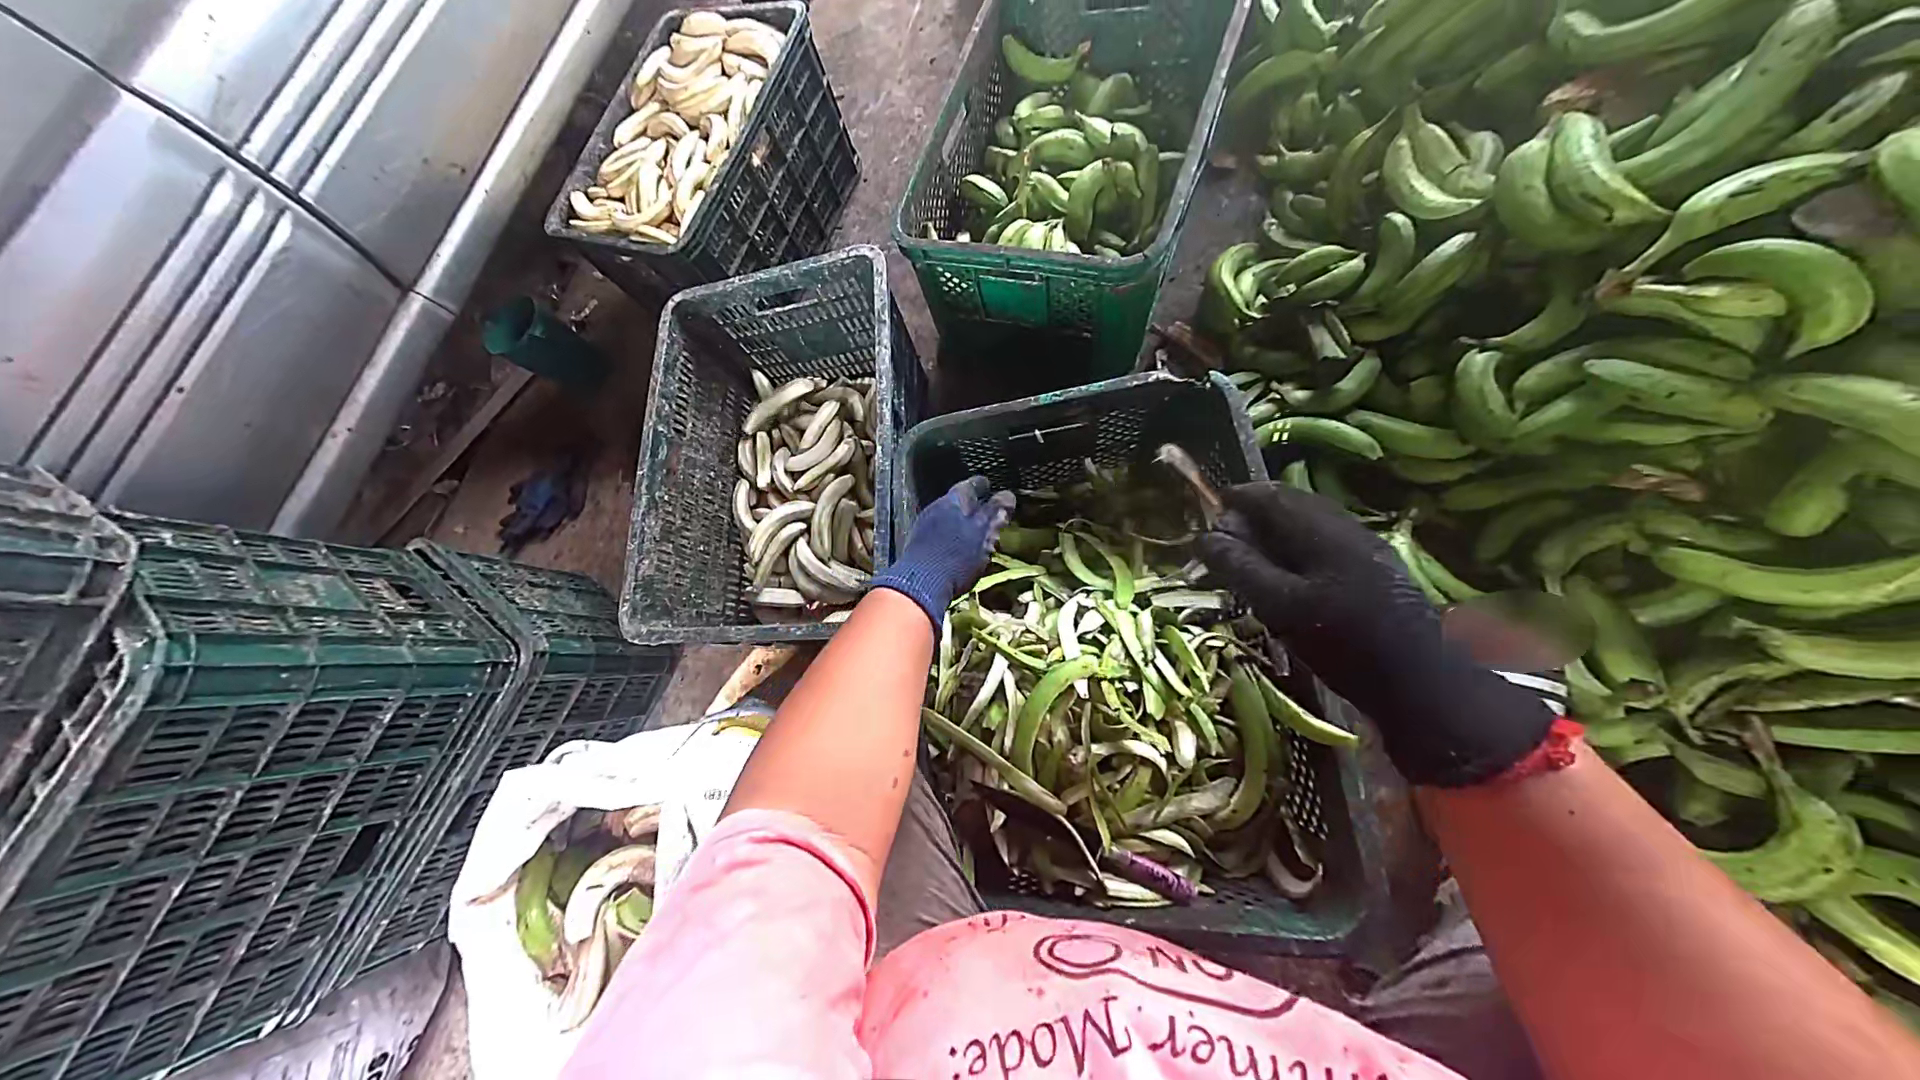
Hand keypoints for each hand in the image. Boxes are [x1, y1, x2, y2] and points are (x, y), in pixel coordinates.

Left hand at [869, 476, 1014, 627]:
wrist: (920, 585)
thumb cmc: (956, 557)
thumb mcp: (983, 534)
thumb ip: (995, 514)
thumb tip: (1007, 496)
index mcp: (953, 501)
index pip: (970, 485)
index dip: (982, 485)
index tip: (989, 485)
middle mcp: (936, 508)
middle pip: (957, 502)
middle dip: (972, 506)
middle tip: (986, 513)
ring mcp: (924, 527)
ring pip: (948, 519)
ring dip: (961, 523)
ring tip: (975, 534)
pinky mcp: (918, 546)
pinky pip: (939, 535)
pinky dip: (951, 538)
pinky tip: (957, 550)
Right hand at [1197, 483, 1551, 787]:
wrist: (1417, 682)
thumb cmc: (1342, 642)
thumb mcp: (1280, 606)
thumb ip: (1241, 567)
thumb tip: (1204, 536)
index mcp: (1323, 532)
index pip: (1272, 496)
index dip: (1237, 496)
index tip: (1210, 507)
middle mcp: (1347, 529)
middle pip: (1292, 504)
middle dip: (1255, 512)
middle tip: (1224, 533)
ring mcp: (1365, 547)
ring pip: (1310, 523)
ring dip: (1276, 529)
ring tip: (1249, 552)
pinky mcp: (1374, 568)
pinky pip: (1324, 541)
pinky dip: (1295, 545)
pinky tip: (1286, 571)